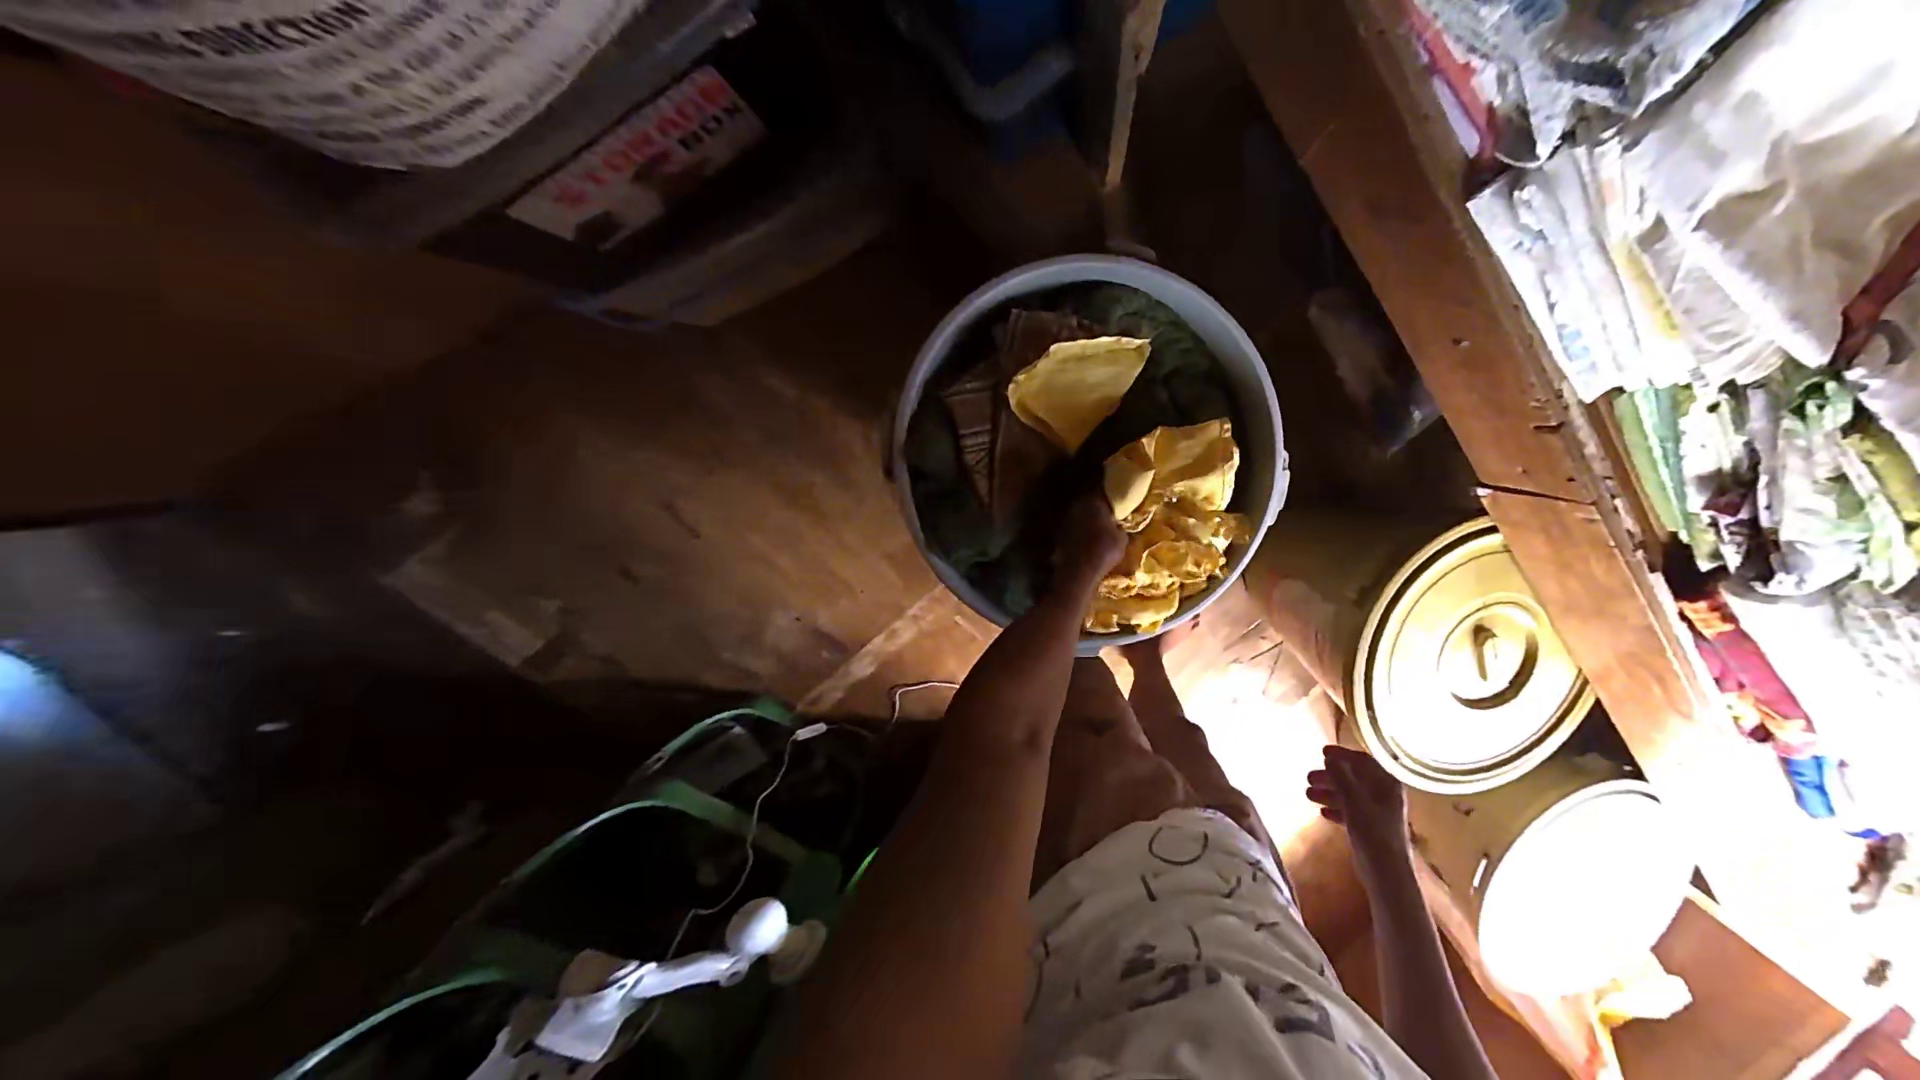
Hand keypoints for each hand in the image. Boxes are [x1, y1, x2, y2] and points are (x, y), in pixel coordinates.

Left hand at [1054, 491, 1126, 583]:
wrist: (1078, 571)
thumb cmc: (1104, 551)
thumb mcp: (1122, 539)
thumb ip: (1119, 527)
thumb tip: (1117, 526)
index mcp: (1092, 502)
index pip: (1102, 494)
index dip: (1109, 499)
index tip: (1116, 504)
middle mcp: (1076, 507)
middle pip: (1088, 504)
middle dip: (1097, 509)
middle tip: (1107, 516)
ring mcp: (1065, 521)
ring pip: (1078, 516)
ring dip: (1086, 521)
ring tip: (1096, 530)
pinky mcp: (1058, 535)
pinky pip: (1072, 530)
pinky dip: (1078, 533)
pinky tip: (1085, 542)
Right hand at [1306, 745, 1411, 879]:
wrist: (1385, 873)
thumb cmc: (1373, 832)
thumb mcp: (1354, 800)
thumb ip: (1342, 777)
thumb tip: (1329, 758)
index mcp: (1387, 785)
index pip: (1364, 761)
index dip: (1343, 754)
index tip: (1321, 752)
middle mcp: (1384, 796)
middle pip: (1354, 778)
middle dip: (1331, 776)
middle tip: (1309, 777)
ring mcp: (1377, 813)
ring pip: (1349, 795)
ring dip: (1329, 792)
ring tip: (1308, 794)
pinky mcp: (1369, 828)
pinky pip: (1349, 811)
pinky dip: (1335, 809)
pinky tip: (1322, 813)